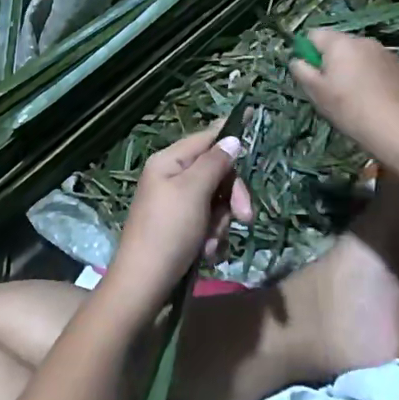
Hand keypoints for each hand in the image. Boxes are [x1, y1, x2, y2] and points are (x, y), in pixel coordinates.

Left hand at [104, 127, 254, 315]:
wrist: (145, 283)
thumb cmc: (168, 231)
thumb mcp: (193, 192)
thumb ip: (214, 163)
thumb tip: (231, 138)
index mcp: (168, 162)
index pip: (206, 139)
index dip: (229, 133)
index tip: (253, 116)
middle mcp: (171, 179)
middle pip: (217, 174)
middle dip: (231, 198)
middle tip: (245, 218)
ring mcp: (176, 206)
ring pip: (217, 203)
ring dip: (220, 225)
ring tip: (209, 244)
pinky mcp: (181, 230)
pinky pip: (209, 225)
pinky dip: (211, 240)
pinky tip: (205, 255)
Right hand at [289, 29, 398, 156]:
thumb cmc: (350, 109)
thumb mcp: (316, 93)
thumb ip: (301, 71)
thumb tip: (298, 60)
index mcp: (340, 43)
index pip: (314, 34)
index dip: (308, 51)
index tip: (311, 74)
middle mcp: (365, 41)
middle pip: (339, 44)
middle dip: (332, 61)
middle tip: (331, 90)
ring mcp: (387, 53)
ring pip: (360, 56)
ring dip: (353, 69)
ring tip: (356, 98)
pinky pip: (378, 67)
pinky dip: (372, 78)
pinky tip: (375, 100)